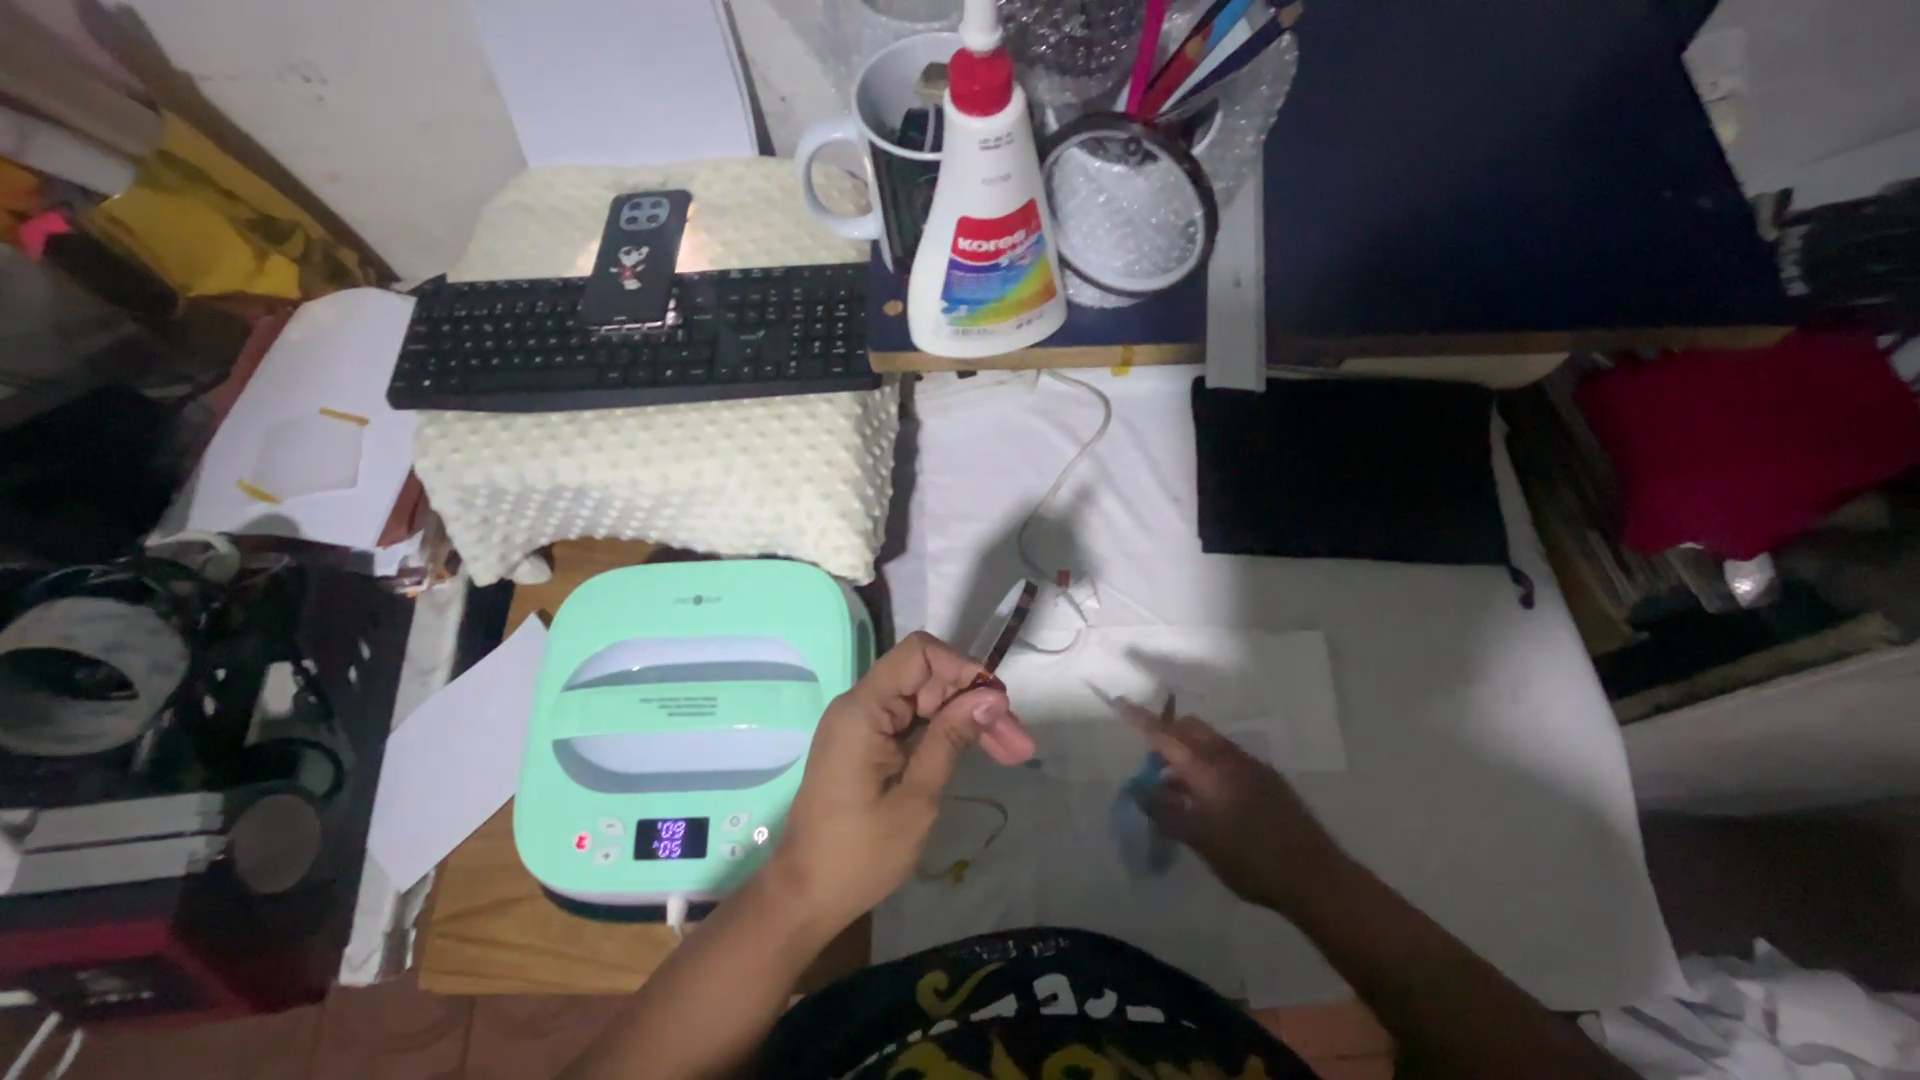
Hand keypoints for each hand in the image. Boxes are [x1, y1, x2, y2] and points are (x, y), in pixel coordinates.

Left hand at [771, 632, 1034, 928]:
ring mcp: (862, 725)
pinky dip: (944, 734)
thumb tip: (990, 696)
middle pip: (927, 677)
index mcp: (863, 710)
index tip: (996, 705)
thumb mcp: (916, 798)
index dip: (962, 668)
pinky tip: (976, 753)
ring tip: (1011, 752)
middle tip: (1017, 745)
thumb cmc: (859, 854)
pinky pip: (912, 722)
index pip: (919, 653)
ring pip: (925, 700)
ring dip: (966, 719)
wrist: (805, 895)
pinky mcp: (867, 744)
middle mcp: (859, 706)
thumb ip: (951, 740)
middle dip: (974, 701)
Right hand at [1122, 702, 1345, 907]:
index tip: (1121, 703)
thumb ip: (1166, 811)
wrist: (1314, 876)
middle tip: (1149, 753)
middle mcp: (1230, 758)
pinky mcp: (1269, 780)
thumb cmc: (1249, 860)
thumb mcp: (1199, 840)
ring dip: (1188, 749)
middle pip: (1192, 729)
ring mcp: (1253, 767)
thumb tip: (1140, 788)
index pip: (1166, 737)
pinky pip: (1228, 756)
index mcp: (1209, 769)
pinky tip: (1208, 795)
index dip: (1142, 720)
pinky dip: (1208, 762)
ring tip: (1175, 782)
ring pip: (1211, 742)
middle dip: (1167, 731)